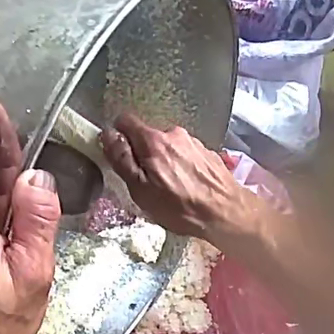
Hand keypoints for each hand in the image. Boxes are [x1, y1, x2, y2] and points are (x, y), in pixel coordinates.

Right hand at [100, 114, 264, 246]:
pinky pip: (184, 154)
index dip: (118, 137)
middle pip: (147, 136)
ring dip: (163, 161)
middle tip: (146, 182)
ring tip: (169, 187)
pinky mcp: (206, 152)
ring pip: (167, 146)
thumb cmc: (179, 206)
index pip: (125, 120)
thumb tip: (108, 135)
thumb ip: (122, 159)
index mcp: (152, 140)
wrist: (225, 213)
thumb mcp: (140, 189)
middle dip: (142, 154)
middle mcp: (173, 133)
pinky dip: (180, 165)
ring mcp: (193, 142)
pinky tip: (186, 185)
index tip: (119, 157)